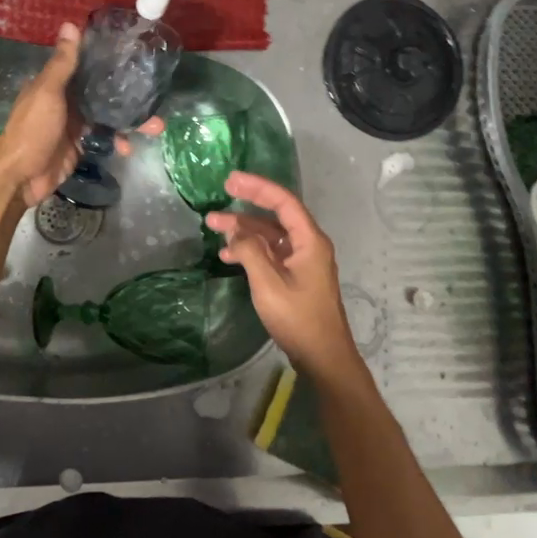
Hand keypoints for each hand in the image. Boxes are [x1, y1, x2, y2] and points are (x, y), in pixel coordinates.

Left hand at [0, 21, 161, 208]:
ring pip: (107, 116)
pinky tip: (128, 147)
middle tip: (156, 99)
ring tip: (155, 127)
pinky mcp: (79, 145)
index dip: (110, 62)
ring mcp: (73, 124)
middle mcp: (66, 100)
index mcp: (55, 83)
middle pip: (102, 92)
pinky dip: (117, 141)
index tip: (137, 58)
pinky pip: (103, 138)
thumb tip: (70, 24)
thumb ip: (62, 63)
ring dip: (129, 121)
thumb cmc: (32, 129)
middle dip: (128, 96)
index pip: (86, 66)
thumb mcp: (47, 92)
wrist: (21, 176)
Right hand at [206, 172, 358, 377]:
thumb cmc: (298, 318)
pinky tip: (229, 255)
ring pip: (270, 236)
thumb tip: (236, 233)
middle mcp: (308, 245)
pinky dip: (250, 251)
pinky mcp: (296, 277)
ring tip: (213, 228)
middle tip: (217, 200)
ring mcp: (302, 261)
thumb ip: (250, 252)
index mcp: (309, 240)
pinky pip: (271, 253)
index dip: (257, 187)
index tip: (231, 180)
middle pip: (275, 216)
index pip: (283, 202)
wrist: (323, 356)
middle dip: (245, 208)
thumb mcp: (268, 284)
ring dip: (243, 231)